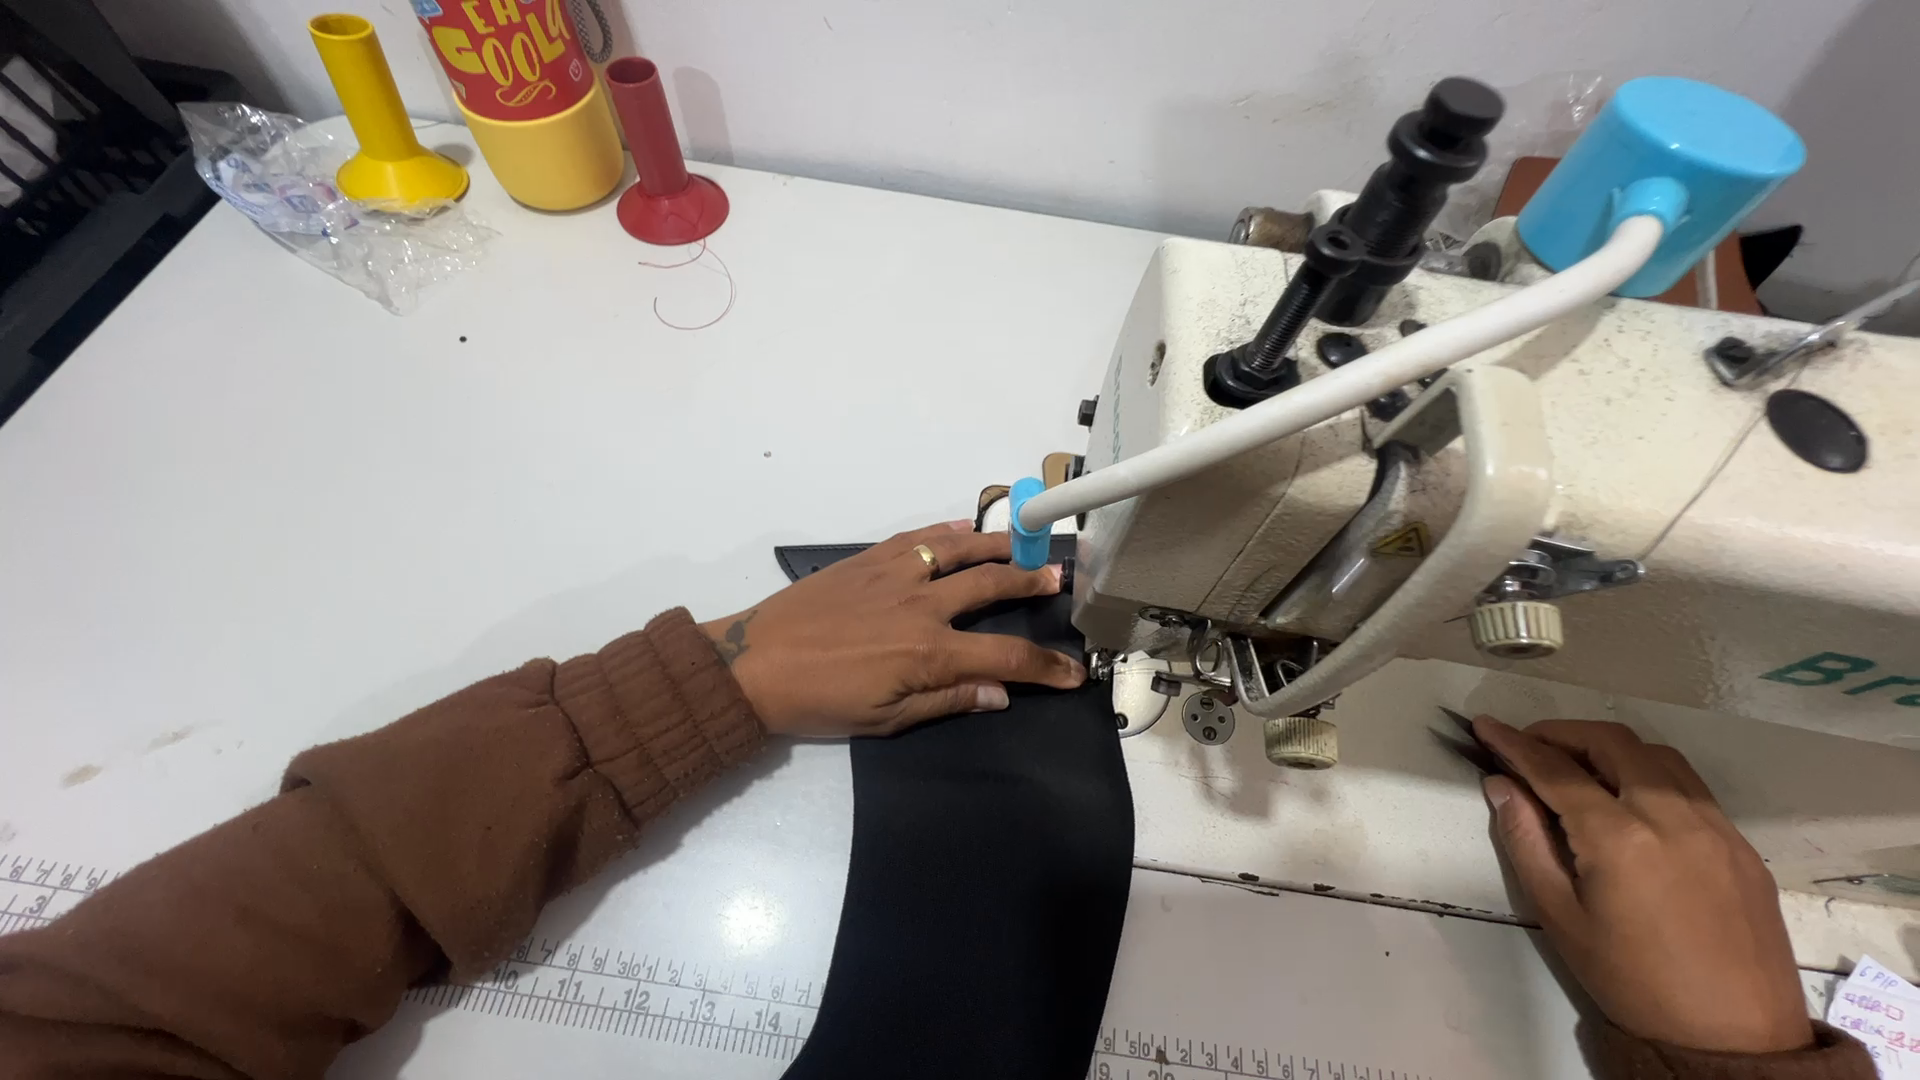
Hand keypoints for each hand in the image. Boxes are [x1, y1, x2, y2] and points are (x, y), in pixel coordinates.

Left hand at [700, 521, 1086, 737]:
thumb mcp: (885, 720)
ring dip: (998, 544)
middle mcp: (923, 606)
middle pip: (992, 585)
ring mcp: (897, 574)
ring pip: (960, 550)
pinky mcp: (870, 558)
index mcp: (929, 653)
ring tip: (1023, 543)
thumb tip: (1000, 695)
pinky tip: (963, 529)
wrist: (756, 663)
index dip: (1046, 666)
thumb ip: (947, 701)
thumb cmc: (821, 702)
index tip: (1073, 672)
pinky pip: (918, 537)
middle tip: (1057, 577)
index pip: (1005, 659)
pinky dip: (946, 531)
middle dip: (1031, 582)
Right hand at [1474, 717, 1810, 1053]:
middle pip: (1609, 742)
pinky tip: (1623, 796)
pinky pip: (1687, 784)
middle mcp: (1671, 817)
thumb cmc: (1627, 976)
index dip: (1512, 742)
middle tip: (1525, 745)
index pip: (1553, 769)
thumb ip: (1523, 838)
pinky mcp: (1740, 844)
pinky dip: (1644, 770)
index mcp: (1620, 837)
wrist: (1732, 1038)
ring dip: (1605, 746)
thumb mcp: (1556, 911)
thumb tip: (1501, 783)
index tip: (1482, 724)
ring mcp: (1716, 828)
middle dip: (1558, 733)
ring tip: (1572, 764)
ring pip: (1655, 754)